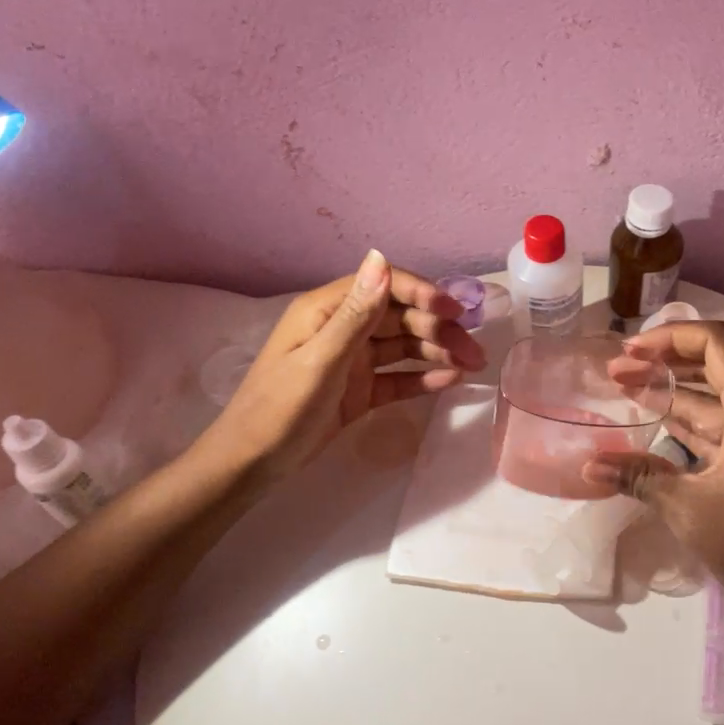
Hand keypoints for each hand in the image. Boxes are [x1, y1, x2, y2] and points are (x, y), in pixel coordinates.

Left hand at [197, 250, 482, 480]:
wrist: (248, 466)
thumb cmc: (278, 409)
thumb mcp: (320, 361)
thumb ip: (356, 314)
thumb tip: (381, 258)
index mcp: (327, 311)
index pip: (384, 287)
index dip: (423, 293)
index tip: (456, 310)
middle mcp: (344, 328)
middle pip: (402, 318)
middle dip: (441, 329)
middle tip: (476, 351)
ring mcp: (353, 360)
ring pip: (406, 346)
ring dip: (440, 352)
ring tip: (474, 365)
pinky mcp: (360, 390)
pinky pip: (400, 377)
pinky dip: (425, 377)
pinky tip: (452, 381)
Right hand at [586, 322, 723, 643]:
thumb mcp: (693, 512)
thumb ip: (641, 478)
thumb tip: (590, 465)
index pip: (716, 342)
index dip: (669, 337)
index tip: (629, 352)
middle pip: (719, 366)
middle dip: (666, 366)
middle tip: (617, 373)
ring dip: (682, 396)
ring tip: (631, 394)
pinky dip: (704, 424)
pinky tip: (667, 427)